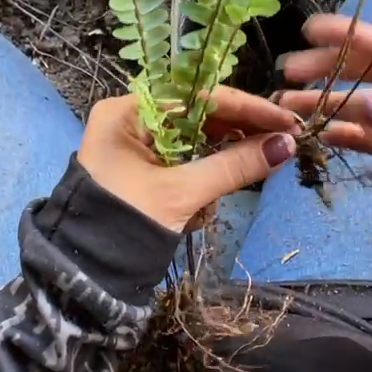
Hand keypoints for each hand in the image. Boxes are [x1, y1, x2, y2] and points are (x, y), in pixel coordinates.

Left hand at [78, 86, 300, 231]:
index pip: (197, 96)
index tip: (286, 119)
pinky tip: (201, 211)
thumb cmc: (125, 224)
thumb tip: (286, 145)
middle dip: (235, 138)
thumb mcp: (181, 193)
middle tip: (280, 146)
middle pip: (199, 118)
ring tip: (229, 190)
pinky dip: (200, 185)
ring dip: (216, 170)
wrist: (86, 275)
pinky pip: (184, 166)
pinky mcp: (144, 173)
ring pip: (195, 145)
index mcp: (127, 112)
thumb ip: (233, 166)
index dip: (245, 107)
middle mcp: (131, 120)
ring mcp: (137, 147)